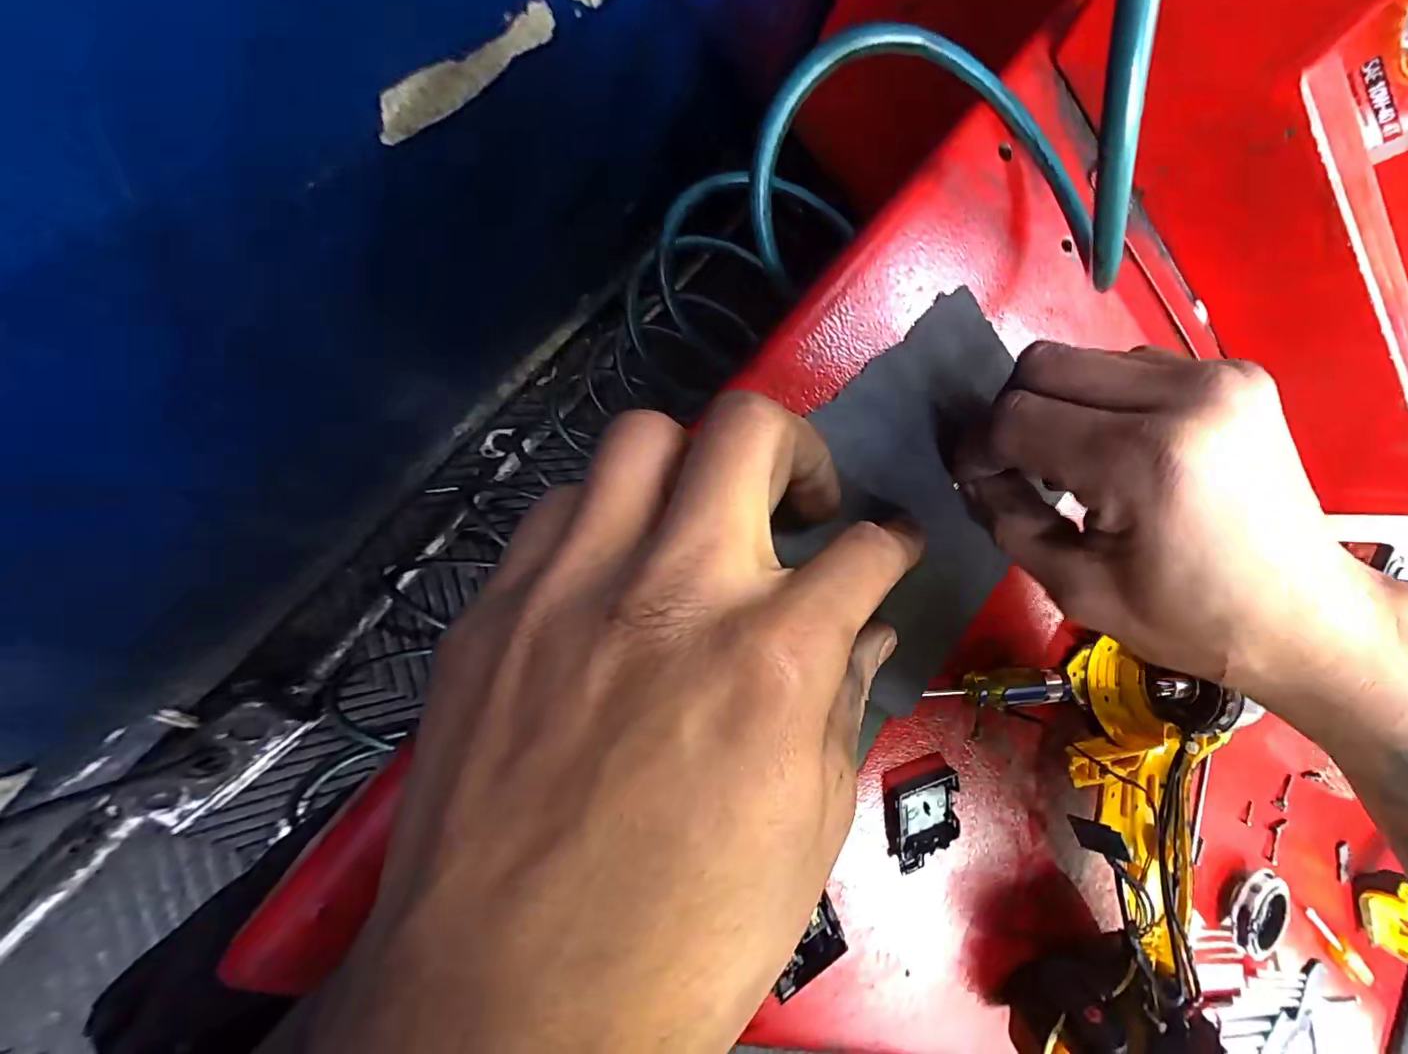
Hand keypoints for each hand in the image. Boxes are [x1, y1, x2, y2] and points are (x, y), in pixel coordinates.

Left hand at [306, 394, 920, 1052]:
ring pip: (643, 439)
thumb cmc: (696, 927)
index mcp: (776, 653)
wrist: (504, 1021)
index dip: (897, 538)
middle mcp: (678, 591)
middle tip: (805, 501)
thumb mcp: (815, 817)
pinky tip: (624, 575)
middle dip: (802, 450)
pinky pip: (562, 508)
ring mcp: (571, 590)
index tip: (897, 543)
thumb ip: (847, 698)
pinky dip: (613, 518)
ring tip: (709, 526)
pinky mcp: (492, 615)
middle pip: (750, 430)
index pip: (868, 546)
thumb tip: (869, 632)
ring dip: (698, 468)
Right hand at [954, 342, 1407, 731]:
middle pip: (1045, 364)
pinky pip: (1136, 367)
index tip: (975, 477)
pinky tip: (1121, 449)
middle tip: (1016, 466)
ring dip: (1061, 405)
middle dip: (1013, 413)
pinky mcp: (1236, 374)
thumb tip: (975, 474)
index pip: (1018, 417)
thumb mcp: (1081, 589)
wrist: (1303, 616)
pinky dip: (1107, 401)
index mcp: (1143, 458)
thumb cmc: (1193, 621)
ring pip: (1088, 359)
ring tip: (1073, 463)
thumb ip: (1011, 521)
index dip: (980, 446)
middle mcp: (1184, 394)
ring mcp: (1218, 374)